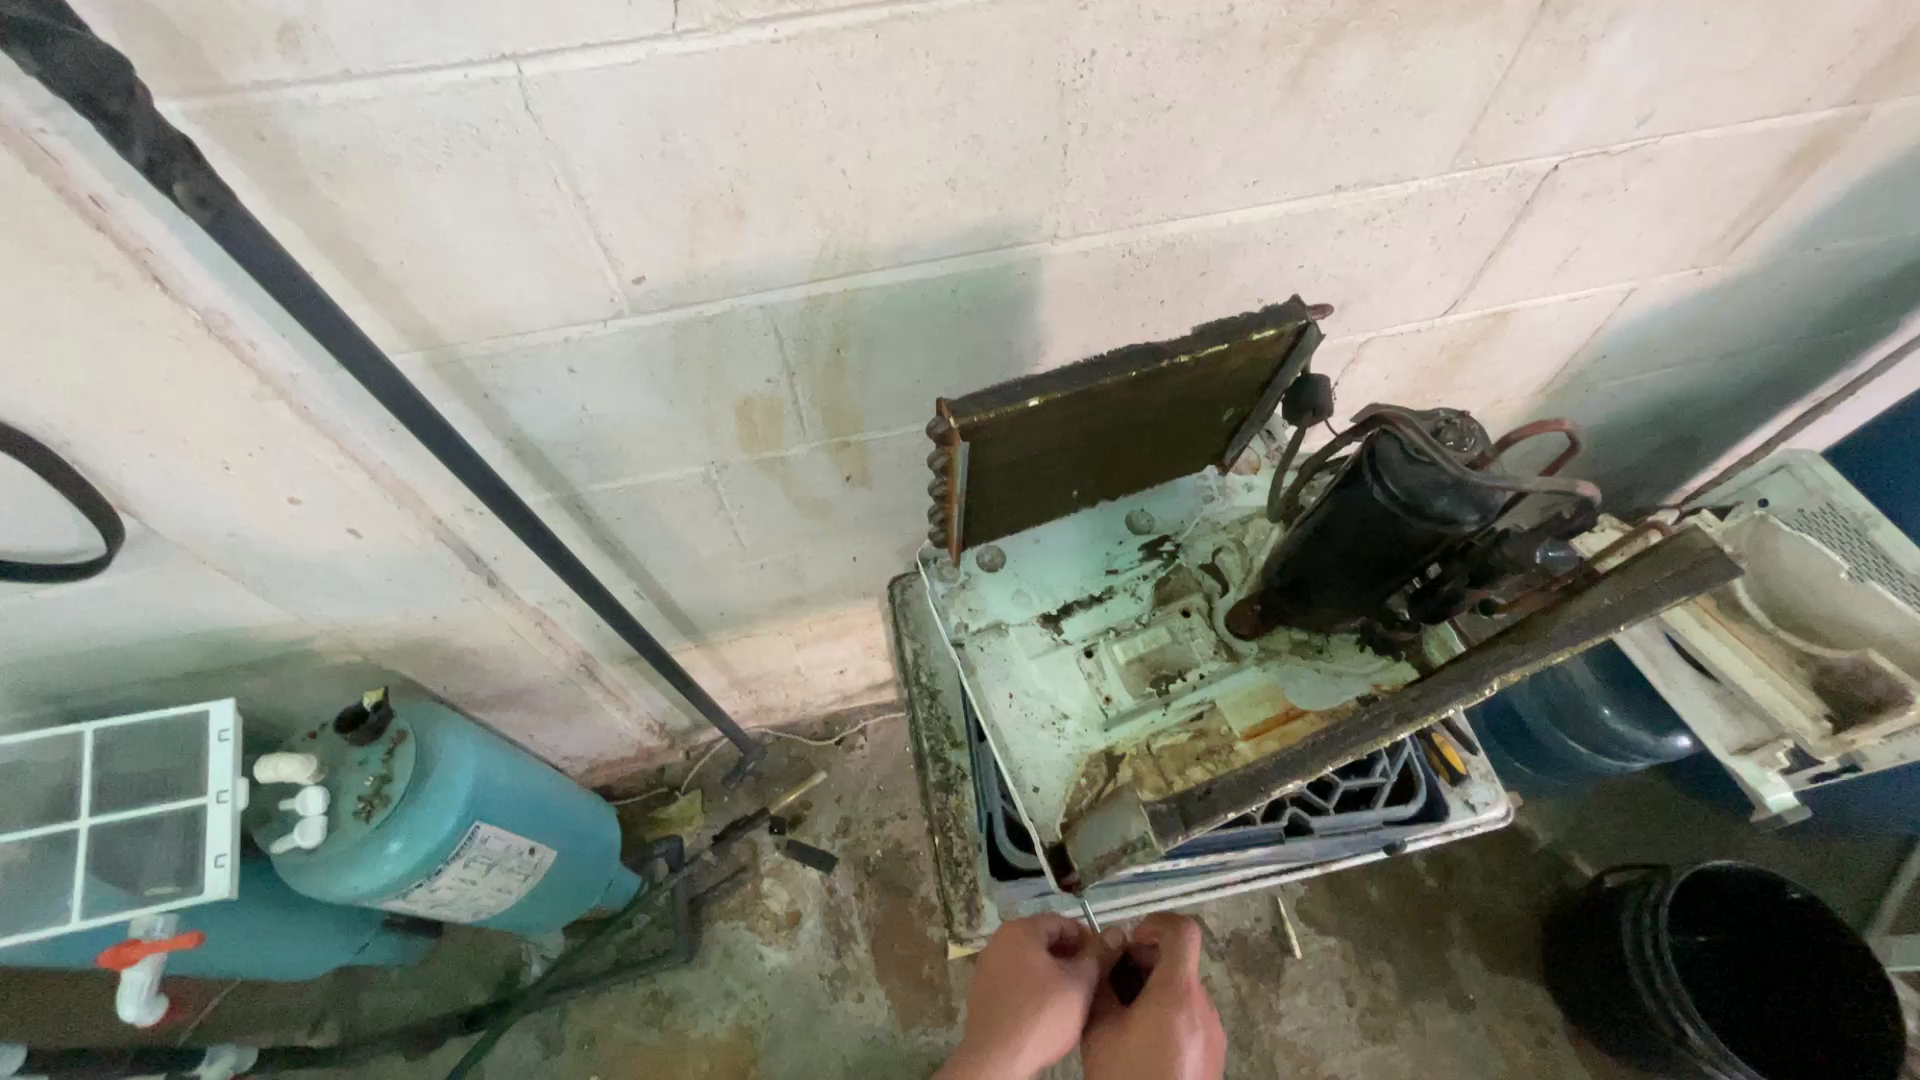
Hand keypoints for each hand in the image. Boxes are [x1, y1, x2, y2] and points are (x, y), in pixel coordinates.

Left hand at [939, 913, 1104, 1079]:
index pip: (1060, 921)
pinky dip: (1035, 984)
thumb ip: (1097, 954)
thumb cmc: (1041, 1013)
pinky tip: (1049, 1005)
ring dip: (1053, 970)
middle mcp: (1000, 940)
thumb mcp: (1078, 983)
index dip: (1085, 935)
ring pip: (1029, 960)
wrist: (996, 1057)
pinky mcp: (984, 990)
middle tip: (1092, 975)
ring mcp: (988, 965)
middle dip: (1070, 954)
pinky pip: (1016, 977)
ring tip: (1075, 992)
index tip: (1103, 955)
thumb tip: (1114, 932)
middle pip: (1042, 939)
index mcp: (1020, 930)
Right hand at [1081, 914, 1226, 1079]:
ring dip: (1155, 990)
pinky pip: (1191, 1016)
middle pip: (1179, 961)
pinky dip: (1169, 1014)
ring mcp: (1214, 1032)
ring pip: (1183, 989)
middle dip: (1145, 962)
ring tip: (1126, 1018)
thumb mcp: (1100, 1028)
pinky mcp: (1216, 1055)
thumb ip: (1103, 981)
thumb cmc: (1126, 1078)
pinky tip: (1144, 1043)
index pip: (1183, 930)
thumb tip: (1107, 950)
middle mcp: (1204, 1007)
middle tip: (1115, 984)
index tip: (1130, 943)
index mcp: (1177, 993)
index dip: (1156, 924)